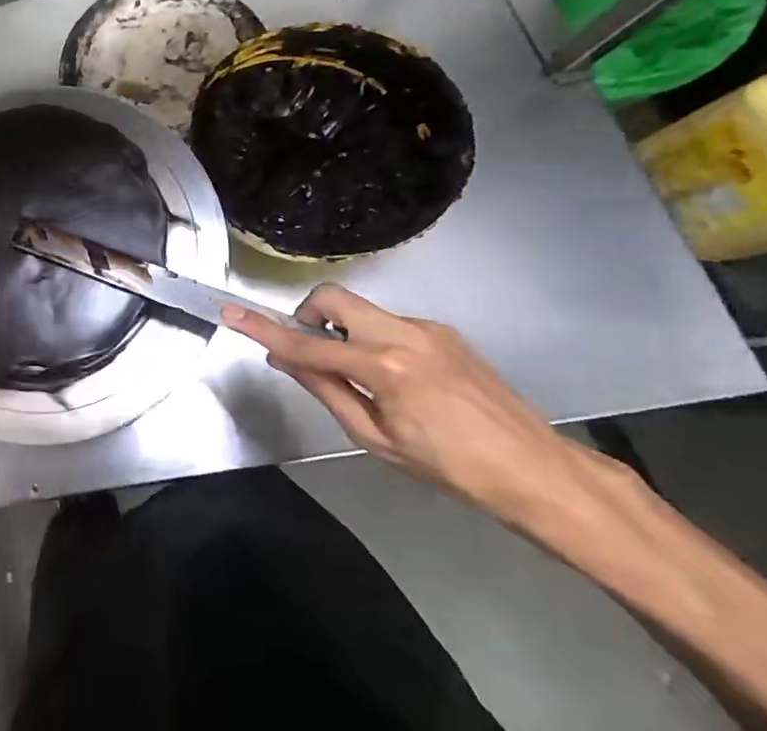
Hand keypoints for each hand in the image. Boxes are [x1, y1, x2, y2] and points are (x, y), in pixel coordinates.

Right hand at [223, 284, 619, 523]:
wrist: (534, 468)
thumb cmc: (448, 467)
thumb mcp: (375, 438)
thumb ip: (326, 391)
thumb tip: (286, 360)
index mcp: (383, 368)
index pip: (307, 345)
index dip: (264, 329)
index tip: (232, 312)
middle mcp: (403, 334)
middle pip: (334, 299)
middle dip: (308, 315)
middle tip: (308, 350)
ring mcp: (428, 328)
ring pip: (362, 310)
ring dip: (342, 332)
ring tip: (360, 377)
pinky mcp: (444, 331)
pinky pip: (390, 324)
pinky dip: (373, 340)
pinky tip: (395, 379)